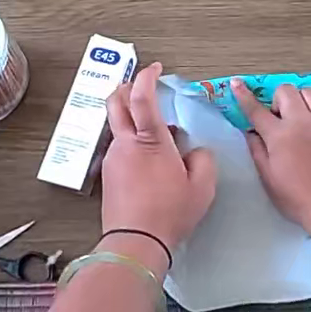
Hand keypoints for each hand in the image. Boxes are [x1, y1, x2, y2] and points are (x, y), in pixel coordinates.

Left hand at [101, 62, 216, 254]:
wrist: (135, 243)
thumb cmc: (170, 213)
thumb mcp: (203, 185)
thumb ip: (202, 159)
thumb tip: (193, 152)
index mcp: (150, 140)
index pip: (141, 96)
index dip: (146, 76)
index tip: (155, 68)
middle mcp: (126, 144)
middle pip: (115, 102)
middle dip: (125, 87)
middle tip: (140, 84)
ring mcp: (113, 159)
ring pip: (118, 127)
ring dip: (133, 120)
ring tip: (158, 136)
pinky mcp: (108, 176)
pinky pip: (119, 149)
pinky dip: (132, 143)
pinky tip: (149, 161)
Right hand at [231, 78, 310, 232]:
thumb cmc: (299, 200)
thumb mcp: (269, 179)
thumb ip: (257, 152)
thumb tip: (250, 133)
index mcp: (279, 136)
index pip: (256, 109)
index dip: (244, 95)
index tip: (237, 84)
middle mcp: (302, 122)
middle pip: (286, 90)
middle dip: (279, 99)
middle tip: (281, 118)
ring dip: (303, 100)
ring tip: (305, 117)